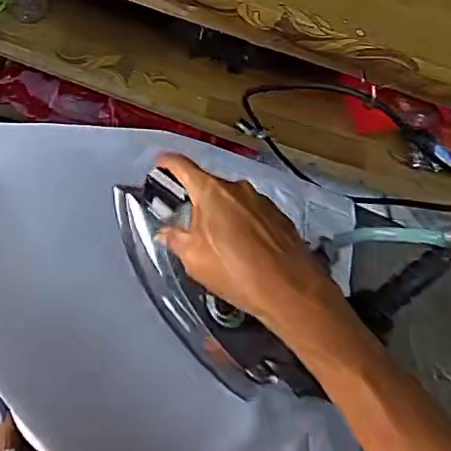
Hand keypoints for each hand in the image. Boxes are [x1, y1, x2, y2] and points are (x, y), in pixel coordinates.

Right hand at [154, 153, 346, 339]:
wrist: (288, 288)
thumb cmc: (237, 271)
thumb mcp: (194, 259)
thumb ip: (176, 239)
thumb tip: (167, 233)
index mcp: (212, 192)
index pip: (183, 167)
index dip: (168, 163)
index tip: (162, 163)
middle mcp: (238, 189)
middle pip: (209, 188)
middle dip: (198, 205)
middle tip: (191, 229)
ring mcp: (261, 200)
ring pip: (233, 202)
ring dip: (223, 219)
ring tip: (221, 249)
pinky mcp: (278, 215)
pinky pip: (253, 215)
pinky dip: (244, 228)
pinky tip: (244, 252)